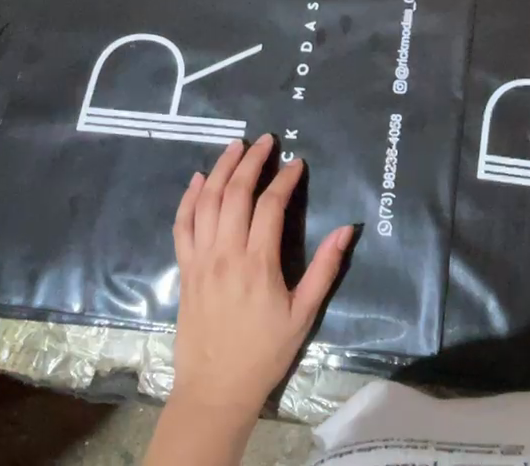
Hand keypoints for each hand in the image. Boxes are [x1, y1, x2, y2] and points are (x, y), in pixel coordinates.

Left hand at [169, 135, 353, 417]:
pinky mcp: (184, 270)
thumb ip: (325, 268)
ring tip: (235, 146)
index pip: (270, 206)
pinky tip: (197, 180)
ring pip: (205, 202)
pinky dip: (188, 199)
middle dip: (251, 161)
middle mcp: (225, 254)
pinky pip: (182, 226)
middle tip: (266, 140)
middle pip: (234, 194)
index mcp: (258, 264)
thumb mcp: (304, 314)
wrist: (216, 388)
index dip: (284, 179)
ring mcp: (200, 260)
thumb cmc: (265, 351)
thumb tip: (347, 229)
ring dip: (219, 169)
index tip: (296, 163)